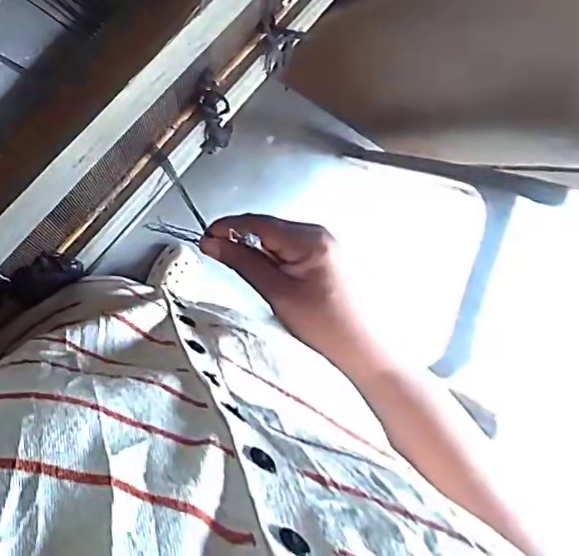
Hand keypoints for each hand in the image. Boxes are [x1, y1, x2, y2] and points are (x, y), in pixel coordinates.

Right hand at [200, 214, 390, 377]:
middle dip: (242, 241)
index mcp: (309, 238)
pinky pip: (292, 249)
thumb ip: (241, 261)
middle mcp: (321, 234)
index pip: (255, 221)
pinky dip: (276, 259)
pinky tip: (274, 279)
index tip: (205, 240)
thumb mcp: (277, 293)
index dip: (225, 228)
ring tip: (251, 274)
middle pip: (266, 228)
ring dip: (259, 251)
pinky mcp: (331, 258)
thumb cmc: (329, 328)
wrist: (372, 357)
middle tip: (221, 258)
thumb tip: (212, 242)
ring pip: (278, 239)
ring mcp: (329, 246)